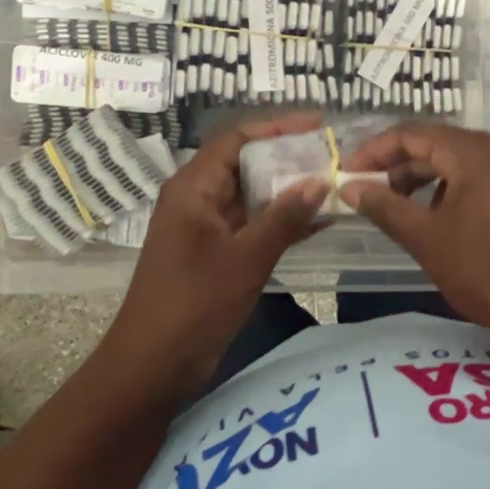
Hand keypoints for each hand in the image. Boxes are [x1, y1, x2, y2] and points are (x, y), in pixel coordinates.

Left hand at [114, 113, 327, 390]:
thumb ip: (284, 217)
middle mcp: (198, 200)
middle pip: (246, 164)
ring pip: (252, 196)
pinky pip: (253, 225)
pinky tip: (320, 221)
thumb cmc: (194, 303)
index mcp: (193, 188)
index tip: (319, 125)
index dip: (278, 128)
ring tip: (335, 182)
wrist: (154, 364)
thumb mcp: (245, 258)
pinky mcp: (216, 255)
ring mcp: (207, 228)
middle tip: (334, 155)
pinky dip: (282, 221)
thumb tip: (319, 181)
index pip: (237, 140)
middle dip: (289, 158)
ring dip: (289, 191)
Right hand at [339, 122, 489, 334]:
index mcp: (476, 153)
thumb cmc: (482, 271)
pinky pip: (475, 174)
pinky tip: (428, 212)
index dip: (375, 151)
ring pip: (455, 158)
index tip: (347, 174)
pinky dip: (446, 185)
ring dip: (420, 175)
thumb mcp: (425, 238)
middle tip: (363, 188)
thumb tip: (349, 187)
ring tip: (390, 202)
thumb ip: (384, 206)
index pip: (413, 134)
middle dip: (396, 163)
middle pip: (436, 141)